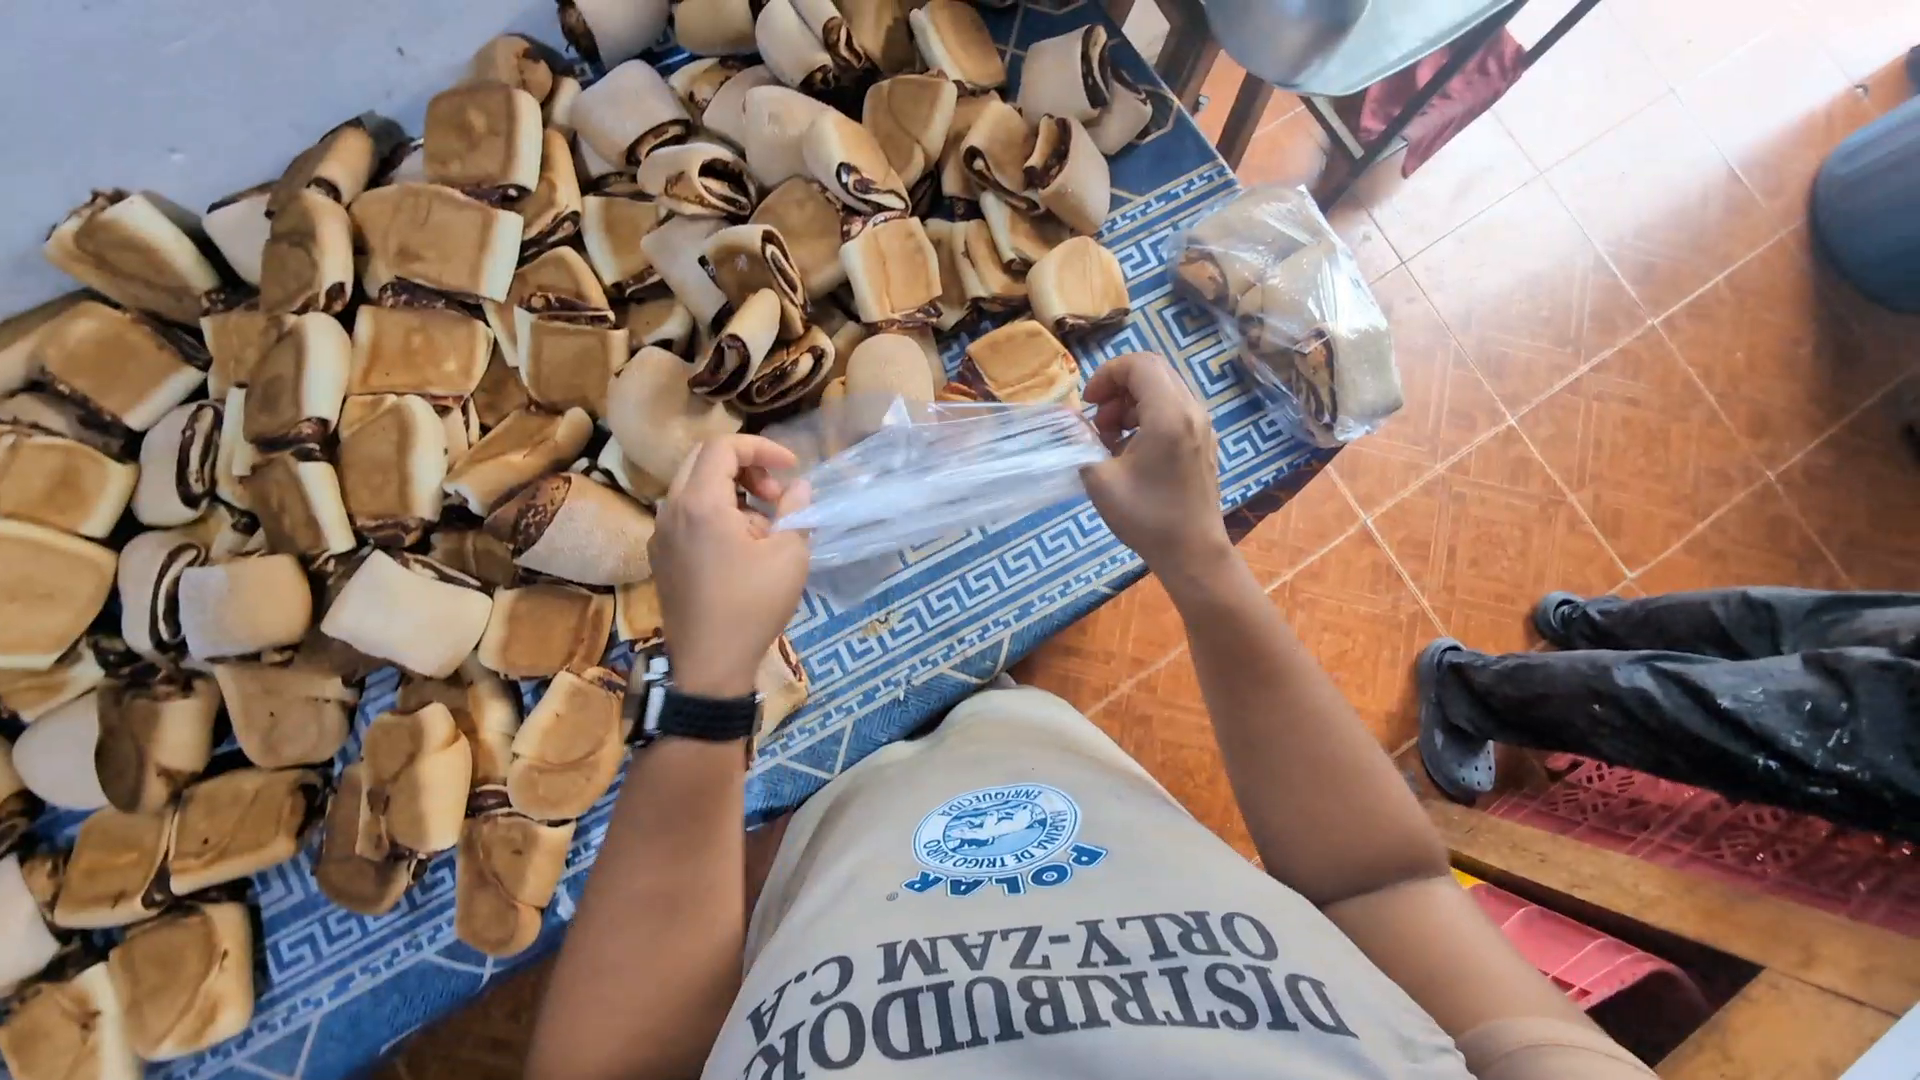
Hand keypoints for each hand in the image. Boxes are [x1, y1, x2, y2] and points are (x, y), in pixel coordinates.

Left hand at [650, 435, 810, 698]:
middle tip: (776, 495)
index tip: (792, 469)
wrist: (709, 664)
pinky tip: (742, 549)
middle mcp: (672, 510)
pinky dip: (717, 515)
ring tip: (765, 528)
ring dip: (733, 493)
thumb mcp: (790, 556)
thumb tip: (799, 488)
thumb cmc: (752, 606)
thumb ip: (796, 511)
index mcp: (700, 503)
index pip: (723, 447)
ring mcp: (661, 534)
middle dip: (746, 466)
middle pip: (704, 462)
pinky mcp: (661, 556)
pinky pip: (688, 516)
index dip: (762, 447)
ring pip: (695, 489)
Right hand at [1080, 352, 1231, 570]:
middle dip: (1118, 387)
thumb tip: (1072, 423)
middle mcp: (1192, 411)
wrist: (1192, 552)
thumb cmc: (1145, 517)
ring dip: (1131, 404)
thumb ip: (1082, 443)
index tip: (1088, 404)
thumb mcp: (1100, 480)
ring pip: (1164, 390)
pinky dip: (1148, 417)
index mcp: (1169, 414)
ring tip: (1110, 439)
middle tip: (1097, 421)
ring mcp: (1202, 426)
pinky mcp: (1204, 442)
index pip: (1138, 364)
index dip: (1106, 375)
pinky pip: (1174, 410)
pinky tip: (1132, 451)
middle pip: (1153, 371)